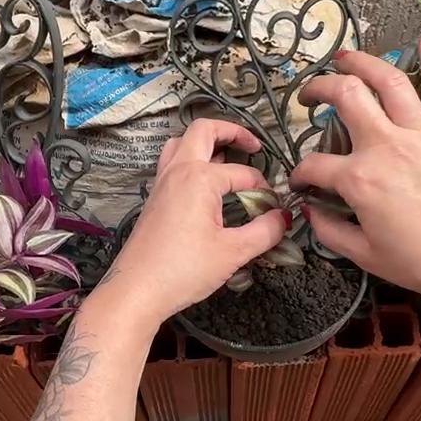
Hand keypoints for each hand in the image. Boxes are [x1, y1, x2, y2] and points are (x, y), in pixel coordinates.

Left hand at [99, 119, 288, 326]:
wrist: (136, 290)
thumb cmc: (183, 270)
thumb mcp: (233, 252)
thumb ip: (265, 232)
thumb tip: (284, 218)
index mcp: (199, 177)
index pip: (243, 174)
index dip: (265, 189)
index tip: (276, 209)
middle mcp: (178, 170)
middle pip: (204, 130)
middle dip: (232, 131)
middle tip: (254, 146)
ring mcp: (162, 182)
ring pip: (181, 143)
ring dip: (205, 142)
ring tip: (227, 157)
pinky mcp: (154, 198)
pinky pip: (172, 164)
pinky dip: (190, 161)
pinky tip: (204, 183)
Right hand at [290, 34, 420, 310]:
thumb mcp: (367, 257)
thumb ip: (331, 232)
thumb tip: (313, 213)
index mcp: (360, 180)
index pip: (314, 166)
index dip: (300, 174)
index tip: (301, 183)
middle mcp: (387, 146)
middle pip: (344, 97)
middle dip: (318, 89)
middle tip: (309, 97)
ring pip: (387, 80)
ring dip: (361, 62)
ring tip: (345, 57)